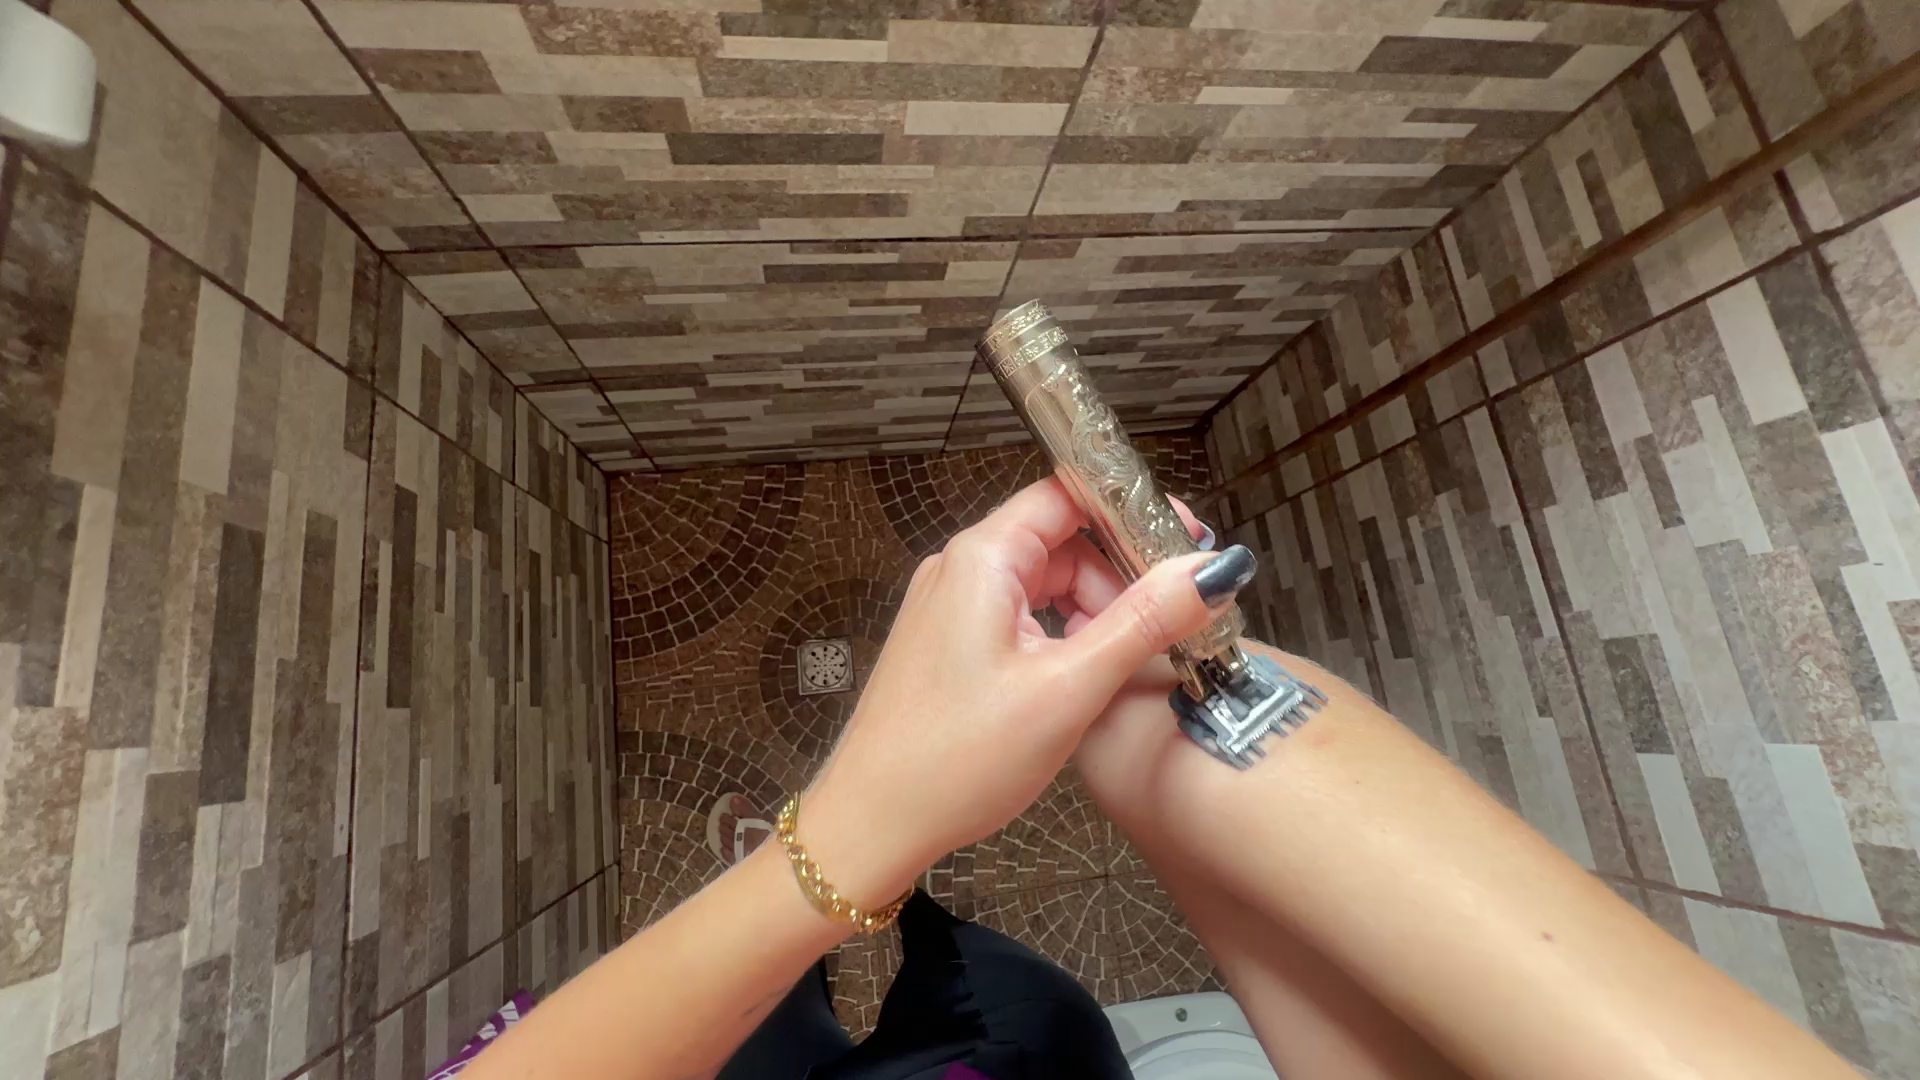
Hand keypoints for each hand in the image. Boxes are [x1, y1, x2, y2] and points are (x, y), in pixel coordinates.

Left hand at [797, 477, 1252, 908]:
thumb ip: (1141, 622)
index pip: (1067, 495)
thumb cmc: (958, 758)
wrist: (874, 821)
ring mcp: (952, 605)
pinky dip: (1061, 632)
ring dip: (1093, 608)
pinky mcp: (951, 641)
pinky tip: (1085, 669)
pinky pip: (1020, 615)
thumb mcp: (1066, 688)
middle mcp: (961, 568)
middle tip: (1171, 616)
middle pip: (1060, 541)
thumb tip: (1211, 568)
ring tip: (1130, 655)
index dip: (1130, 509)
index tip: (1185, 538)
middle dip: (1119, 573)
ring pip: (1043, 582)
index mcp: (982, 558)